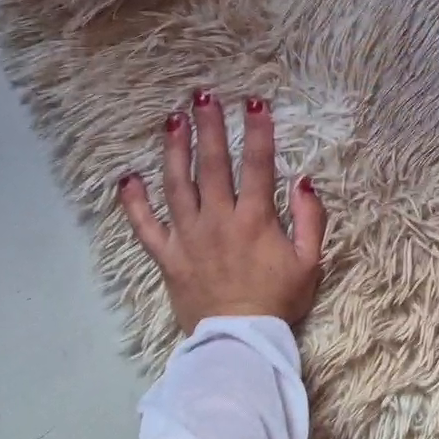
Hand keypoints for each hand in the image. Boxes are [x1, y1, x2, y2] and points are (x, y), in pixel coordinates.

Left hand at [118, 91, 327, 331]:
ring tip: (172, 120)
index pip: (258, 166)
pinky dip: (134, 203)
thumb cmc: (279, 299)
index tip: (254, 102)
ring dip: (175, 151)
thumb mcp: (311, 261)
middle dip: (209, 127)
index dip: (257, 132)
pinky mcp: (168, 257)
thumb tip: (304, 180)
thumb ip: (311, 218)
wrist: (240, 341)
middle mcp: (219, 220)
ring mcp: (189, 237)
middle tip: (203, 96)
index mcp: (256, 220)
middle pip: (212, 165)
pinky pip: (146, 227)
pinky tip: (127, 178)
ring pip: (177, 186)